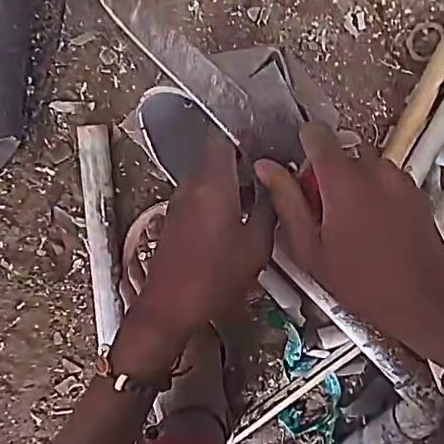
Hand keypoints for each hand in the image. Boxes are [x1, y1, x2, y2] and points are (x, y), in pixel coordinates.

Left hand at [112, 131, 272, 376]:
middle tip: (270, 174)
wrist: (169, 308)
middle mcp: (191, 188)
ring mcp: (179, 204)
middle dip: (244, 163)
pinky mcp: (175, 221)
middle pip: (217, 158)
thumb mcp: (256, 245)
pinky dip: (219, 201)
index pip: (223, 138)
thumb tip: (274, 188)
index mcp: (212, 185)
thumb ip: (268, 209)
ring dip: (232, 184)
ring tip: (258, 201)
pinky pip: (200, 198)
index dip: (246, 135)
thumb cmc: (211, 280)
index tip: (265, 142)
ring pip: (209, 179)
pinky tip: (238, 222)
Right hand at [255, 124, 443, 358]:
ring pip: (363, 167)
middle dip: (326, 176)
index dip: (302, 148)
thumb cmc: (365, 282)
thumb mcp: (309, 247)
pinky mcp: (415, 192)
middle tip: (321, 214)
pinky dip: (374, 196)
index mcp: (344, 180)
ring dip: (351, 186)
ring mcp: (399, 180)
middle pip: (340, 153)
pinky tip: (370, 230)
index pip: (316, 134)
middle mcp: (376, 171)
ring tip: (347, 227)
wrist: (420, 300)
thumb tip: (268, 170)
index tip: (298, 171)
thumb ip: (286, 200)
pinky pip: (385, 182)